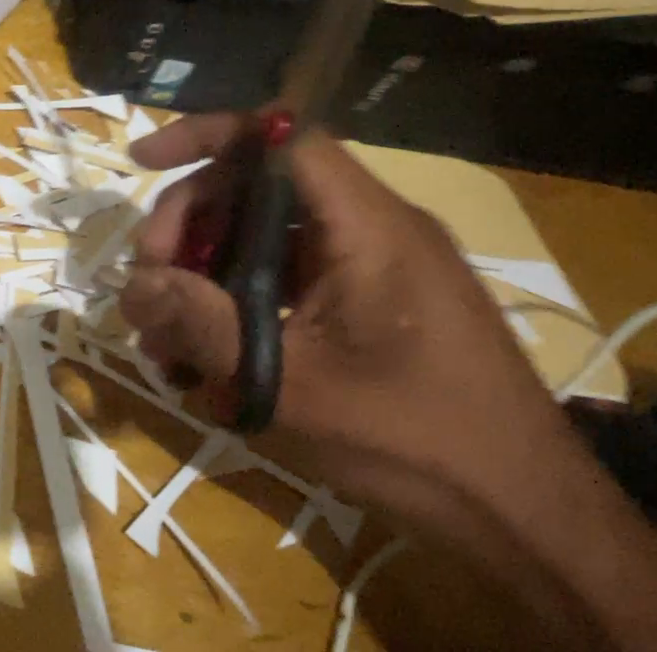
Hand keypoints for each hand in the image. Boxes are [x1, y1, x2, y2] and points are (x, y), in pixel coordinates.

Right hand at [121, 114, 579, 525]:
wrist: (526, 521)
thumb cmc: (411, 441)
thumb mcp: (285, 384)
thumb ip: (200, 324)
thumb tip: (131, 286)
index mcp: (369, 229)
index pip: (282, 139)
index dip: (207, 135)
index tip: (143, 164)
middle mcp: (373, 232)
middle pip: (255, 189)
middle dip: (188, 226)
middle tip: (151, 287)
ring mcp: (372, 270)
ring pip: (261, 238)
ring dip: (202, 274)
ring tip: (166, 339)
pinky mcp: (368, 307)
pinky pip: (284, 279)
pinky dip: (235, 304)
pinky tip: (204, 359)